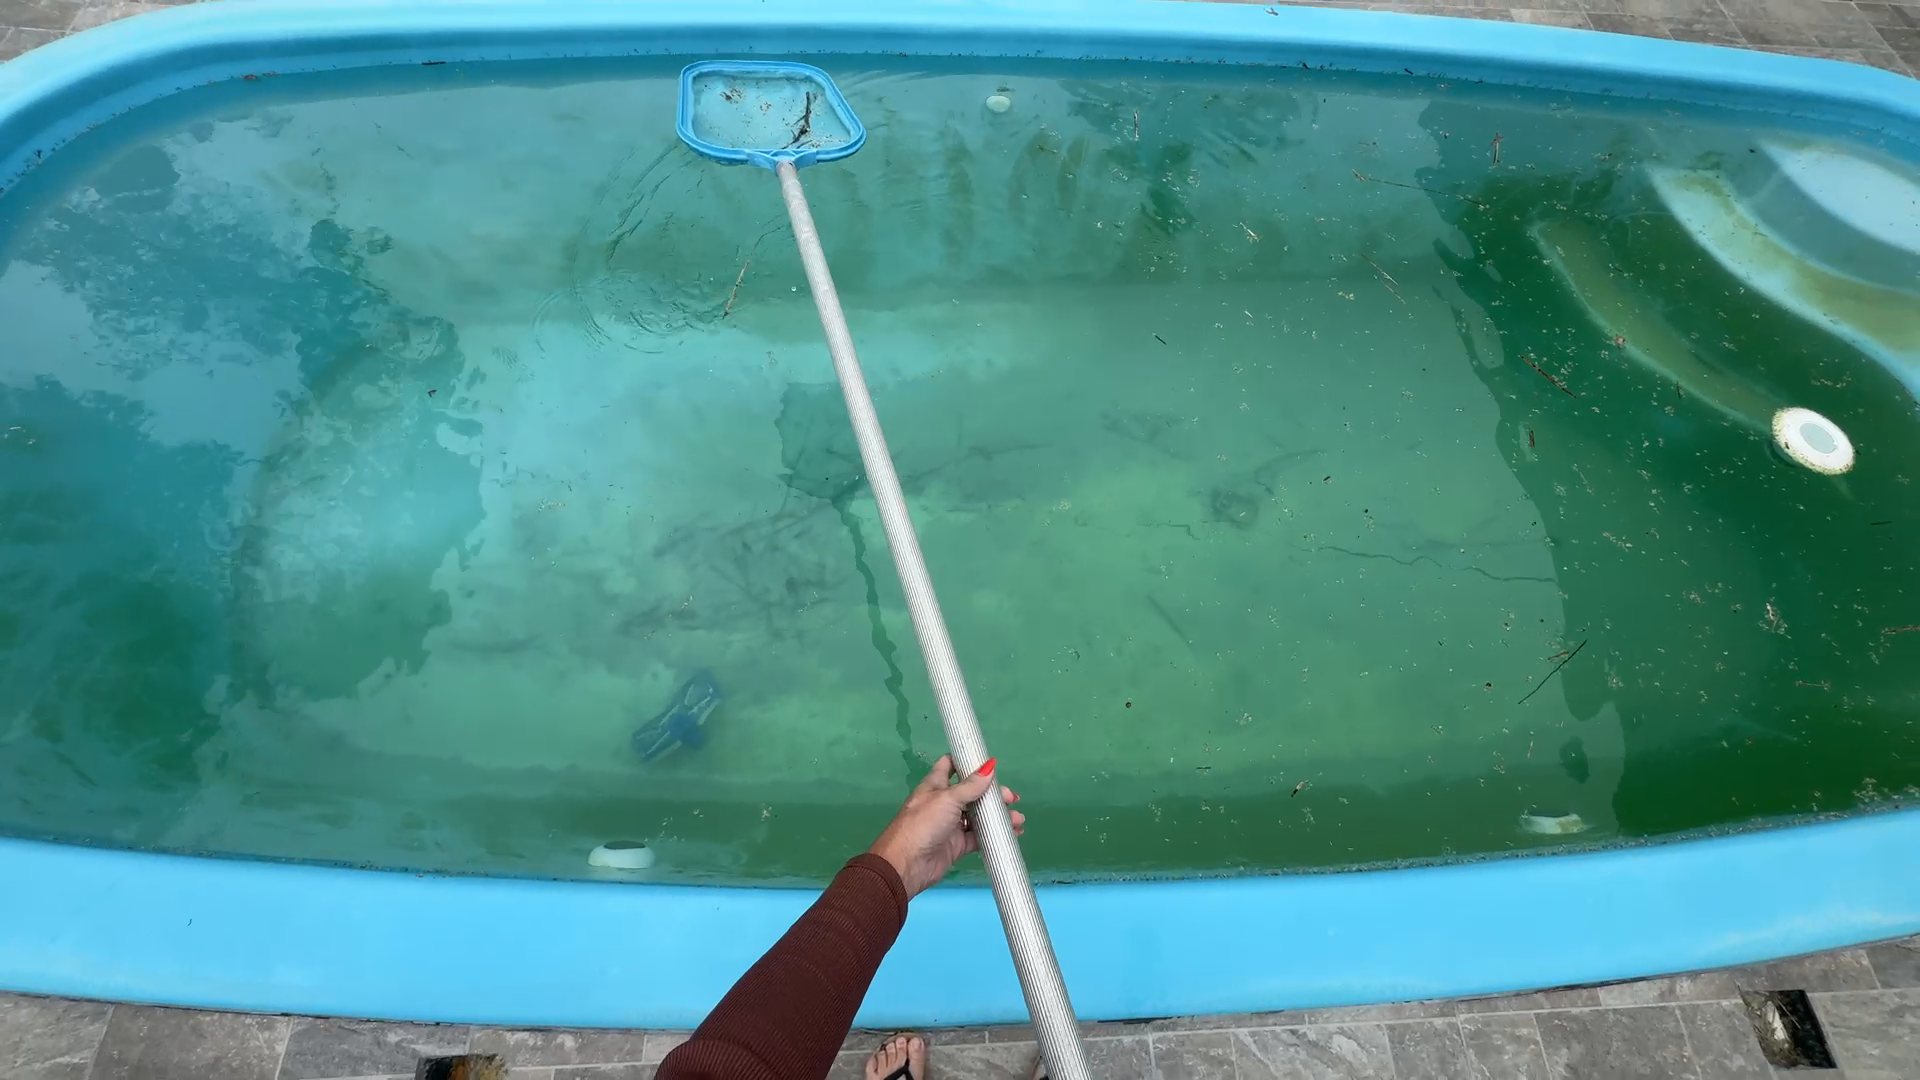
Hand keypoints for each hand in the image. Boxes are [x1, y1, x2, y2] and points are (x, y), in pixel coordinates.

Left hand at [868, 755, 1022, 898]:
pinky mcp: (956, 845)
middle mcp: (944, 802)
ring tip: (1018, 820)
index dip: (967, 762)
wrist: (906, 865)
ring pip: (977, 816)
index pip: (950, 765)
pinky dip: (994, 835)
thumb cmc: (923, 823)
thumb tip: (990, 765)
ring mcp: (950, 824)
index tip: (989, 764)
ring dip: (997, 816)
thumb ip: (971, 785)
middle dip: (992, 794)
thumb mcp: (948, 799)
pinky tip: (1011, 834)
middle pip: (971, 792)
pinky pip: (978, 837)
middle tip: (1012, 799)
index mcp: (935, 785)